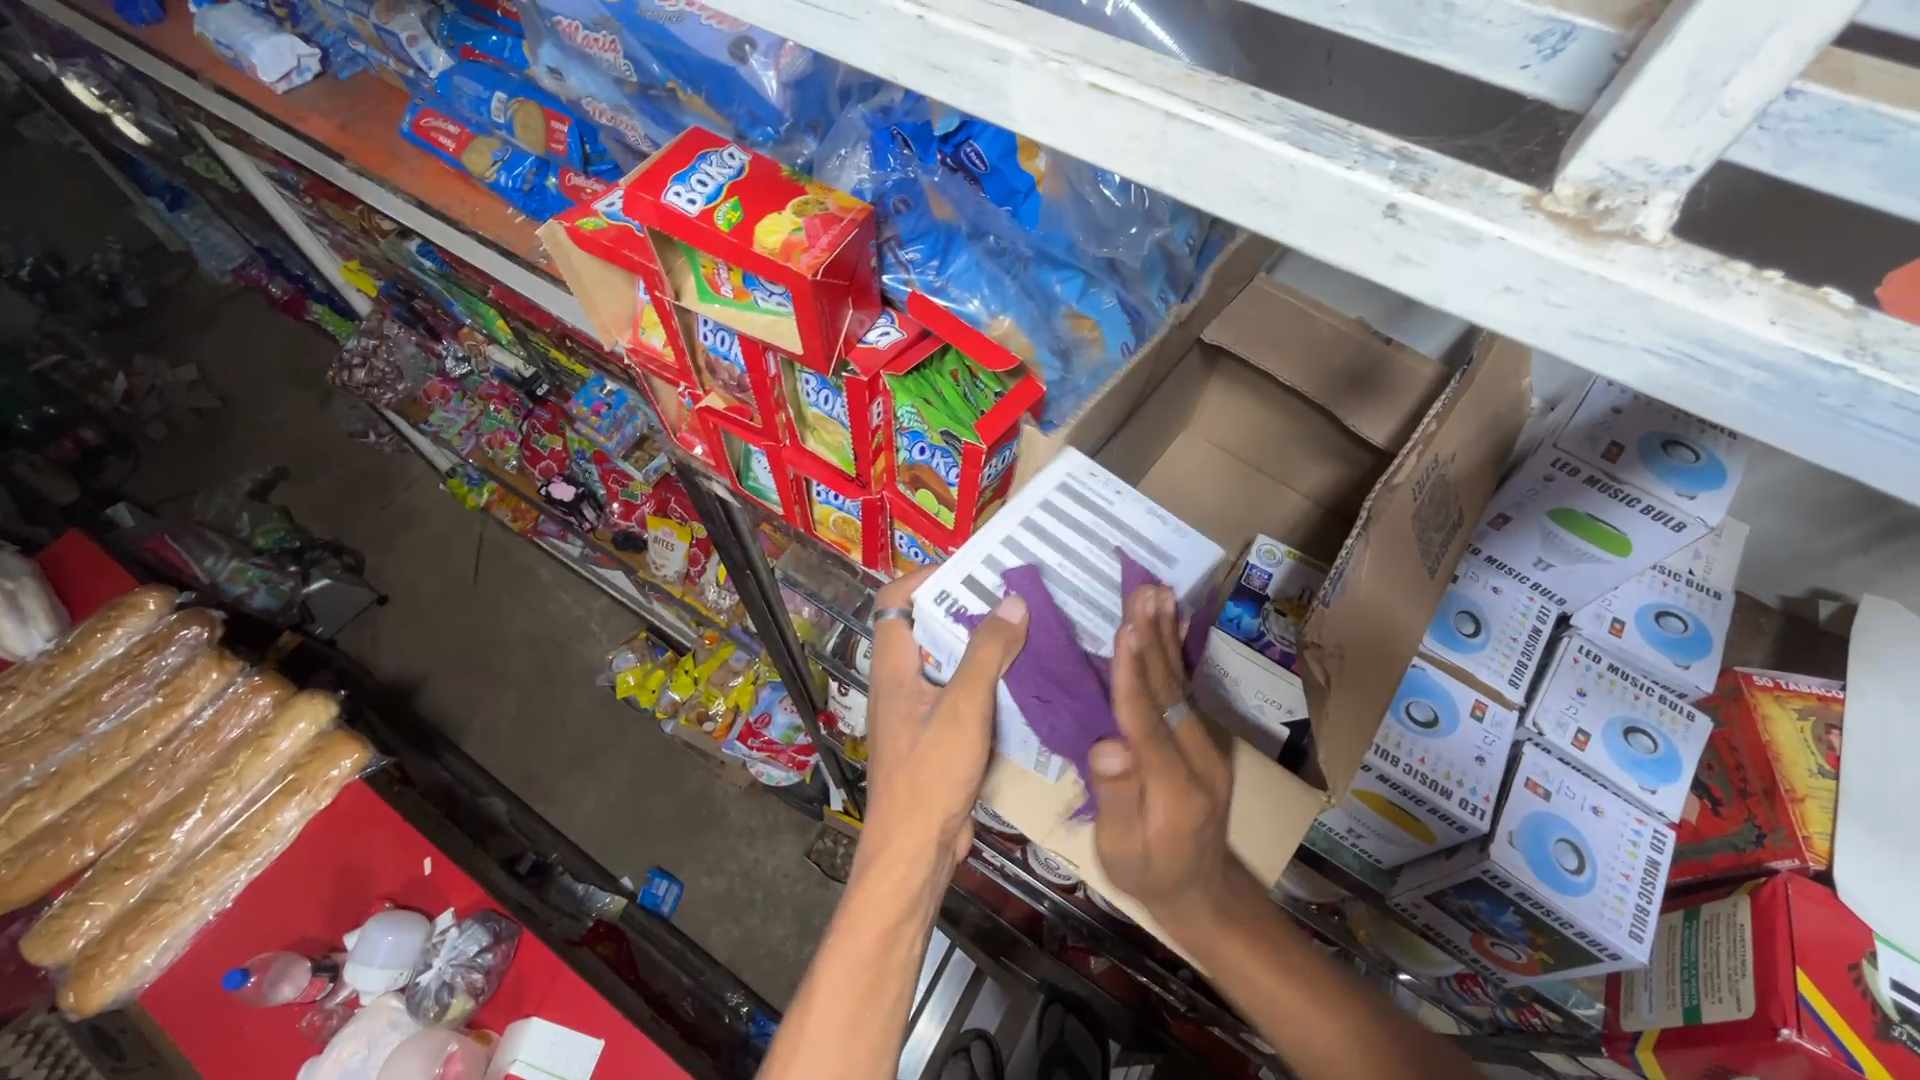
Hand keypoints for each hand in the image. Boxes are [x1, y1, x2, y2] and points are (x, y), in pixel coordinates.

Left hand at [861, 567, 1028, 872]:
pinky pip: (960, 697)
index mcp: (893, 667)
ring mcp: (918, 713)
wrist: (915, 848)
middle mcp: (900, 683)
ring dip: (980, 648)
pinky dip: (985, 684)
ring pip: (947, 665)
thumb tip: (1012, 600)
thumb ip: (987, 653)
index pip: (894, 602)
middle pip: (927, 630)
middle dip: (965, 610)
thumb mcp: (963, 706)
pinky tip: (1021, 683)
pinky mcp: (936, 739)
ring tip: (1024, 630)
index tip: (969, 569)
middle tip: (1011, 596)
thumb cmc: (930, 773)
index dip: (925, 577)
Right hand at [1087, 585, 1245, 929]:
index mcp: (1174, 789)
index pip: (1147, 724)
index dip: (1133, 678)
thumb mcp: (1120, 851)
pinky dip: (1179, 652)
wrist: (1202, 890)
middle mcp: (1198, 759)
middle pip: (1170, 692)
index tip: (1124, 633)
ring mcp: (1206, 746)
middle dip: (1152, 639)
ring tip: (1155, 592)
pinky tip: (1175, 622)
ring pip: (1180, 684)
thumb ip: (1116, 798)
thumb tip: (1108, 746)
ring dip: (1166, 635)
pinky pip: (1187, 690)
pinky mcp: (1204, 740)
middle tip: (1141, 592)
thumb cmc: (1147, 874)